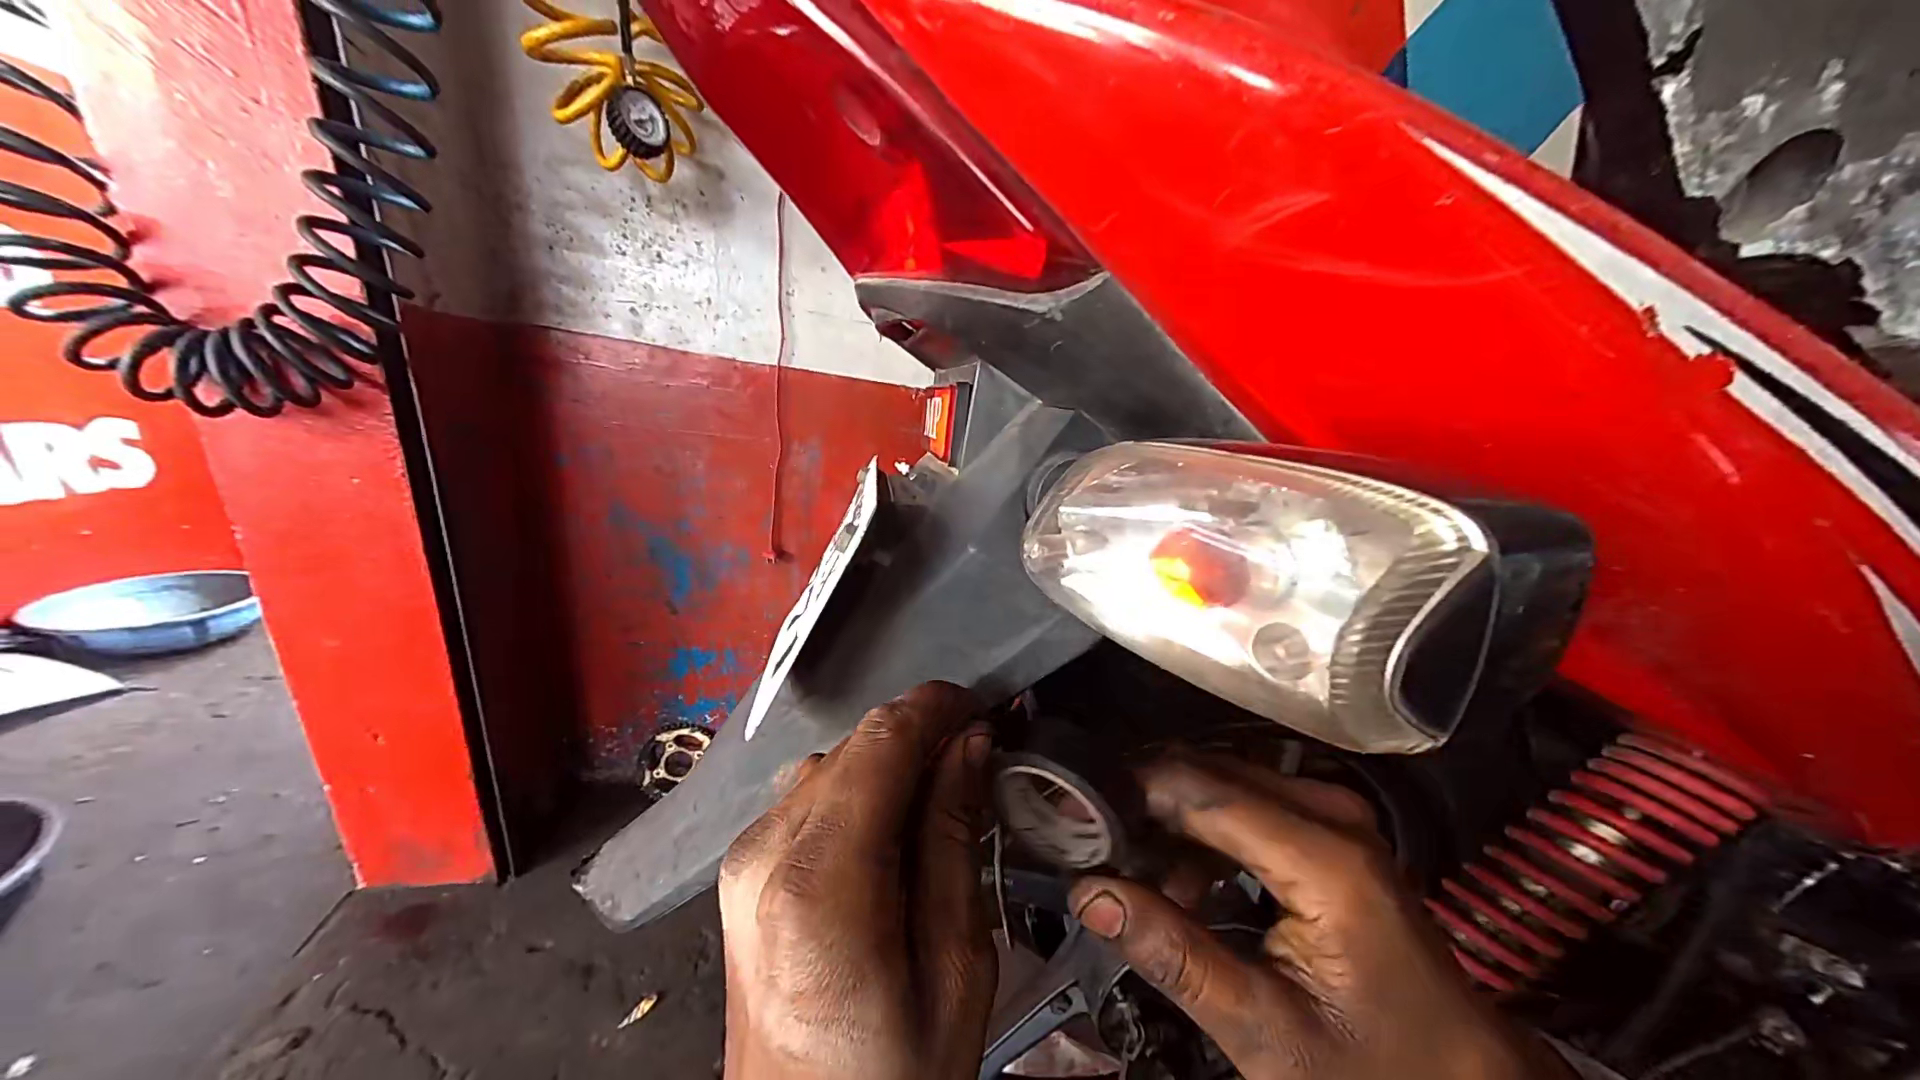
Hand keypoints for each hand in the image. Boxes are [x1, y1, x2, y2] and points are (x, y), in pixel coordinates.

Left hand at [719, 682, 997, 1079]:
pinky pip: (811, 794)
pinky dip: (861, 790)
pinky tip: (893, 825)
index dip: (936, 708)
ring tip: (941, 793)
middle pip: (855, 746)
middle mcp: (766, 851)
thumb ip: (954, 838)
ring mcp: (744, 856)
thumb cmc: (894, 1071)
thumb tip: (968, 745)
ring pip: (834, 763)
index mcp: (821, 882)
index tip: (982, 709)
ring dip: (892, 762)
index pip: (881, 742)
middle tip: (976, 754)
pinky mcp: (741, 865)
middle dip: (921, 735)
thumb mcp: (955, 963)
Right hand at [1069, 752, 1574, 1079]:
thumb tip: (1088, 894)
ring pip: (1216, 779)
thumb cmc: (1375, 1067)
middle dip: (1141, 804)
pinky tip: (1183, 883)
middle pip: (1204, 773)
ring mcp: (1330, 810)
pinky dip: (1198, 830)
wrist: (1464, 1076)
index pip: (1199, 791)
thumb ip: (1173, 955)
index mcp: (1324, 858)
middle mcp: (1328, 810)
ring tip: (1137, 880)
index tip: (1075, 820)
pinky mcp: (1325, 822)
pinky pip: (1240, 798)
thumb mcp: (1267, 1033)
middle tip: (1096, 850)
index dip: (1129, 796)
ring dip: (1167, 820)